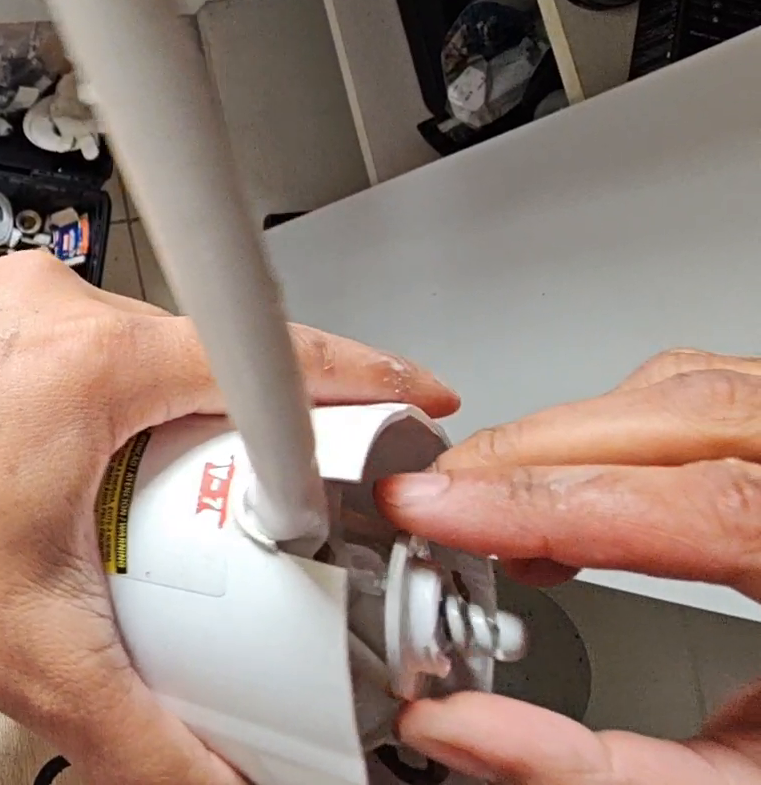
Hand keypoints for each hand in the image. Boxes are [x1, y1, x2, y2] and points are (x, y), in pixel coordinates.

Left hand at [0, 250, 456, 781]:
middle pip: (176, 355)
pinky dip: (50, 376)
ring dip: (118, 403)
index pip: (266, 354)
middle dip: (207, 428)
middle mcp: (33, 300)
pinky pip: (32, 326)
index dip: (355, 381)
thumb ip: (158, 738)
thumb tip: (227, 780)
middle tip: (184, 506)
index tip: (402, 399)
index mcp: (83, 359)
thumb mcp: (33, 653)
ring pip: (100, 339)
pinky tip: (11, 439)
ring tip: (72, 484)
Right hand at [377, 350, 760, 783]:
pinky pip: (702, 386)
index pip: (707, 506)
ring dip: (557, 440)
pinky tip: (573, 482)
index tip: (427, 507)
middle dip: (524, 462)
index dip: (541, 504)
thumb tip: (454, 727)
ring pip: (680, 389)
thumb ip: (602, 767)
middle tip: (432, 501)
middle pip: (676, 424)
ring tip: (490, 497)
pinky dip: (607, 425)